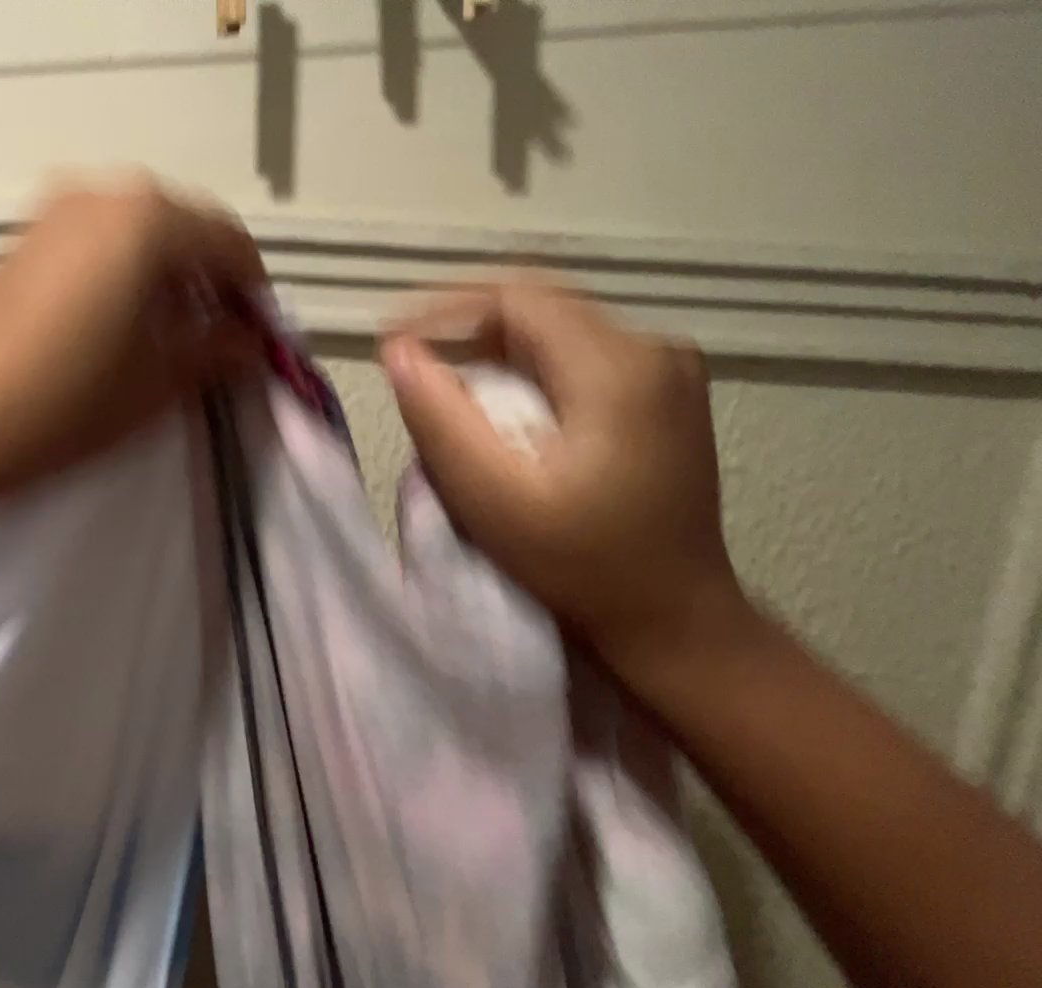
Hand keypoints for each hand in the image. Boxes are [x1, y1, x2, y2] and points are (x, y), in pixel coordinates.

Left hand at [0, 174, 268, 505]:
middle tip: (211, 346)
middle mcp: (96, 195)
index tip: (255, 340)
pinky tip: (109, 334)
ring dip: (160, 282)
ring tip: (160, 346)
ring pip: (132, 237)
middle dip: (204, 285)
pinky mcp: (13, 243)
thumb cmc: (58, 406)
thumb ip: (214, 354)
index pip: (228, 241)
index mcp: (144, 217)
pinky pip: (88, 247)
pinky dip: (115, 279)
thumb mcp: (153, 386)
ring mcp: (47, 215)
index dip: (251, 294)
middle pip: (179, 230)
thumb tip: (248, 345)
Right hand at [382, 276, 749, 668]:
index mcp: (618, 365)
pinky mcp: (664, 397)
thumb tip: (398, 351)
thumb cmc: (577, 564)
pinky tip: (503, 417)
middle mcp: (654, 349)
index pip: (516, 296)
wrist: (671, 616)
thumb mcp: (492, 495)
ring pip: (558, 334)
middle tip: (416, 377)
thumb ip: (439, 418)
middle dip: (467, 333)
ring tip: (450, 400)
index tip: (391, 344)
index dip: (442, 309)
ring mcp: (667, 372)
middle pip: (540, 310)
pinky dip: (529, 376)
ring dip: (496, 356)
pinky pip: (580, 361)